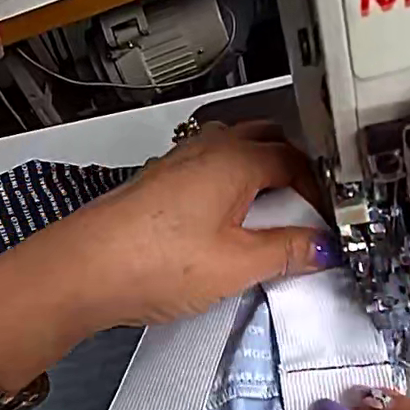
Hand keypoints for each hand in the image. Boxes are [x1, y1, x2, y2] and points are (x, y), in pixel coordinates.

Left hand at [0, 122, 337, 383]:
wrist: (81, 270)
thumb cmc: (157, 262)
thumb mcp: (237, 264)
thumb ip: (287, 251)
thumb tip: (322, 248)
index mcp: (236, 161)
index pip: (296, 161)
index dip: (320, 190)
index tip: (328, 221)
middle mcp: (208, 149)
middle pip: (267, 139)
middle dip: (295, 167)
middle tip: (307, 204)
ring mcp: (179, 161)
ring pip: (236, 147)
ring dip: (261, 169)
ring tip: (272, 209)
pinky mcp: (160, 180)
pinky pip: (211, 165)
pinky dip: (233, 180)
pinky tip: (228, 216)